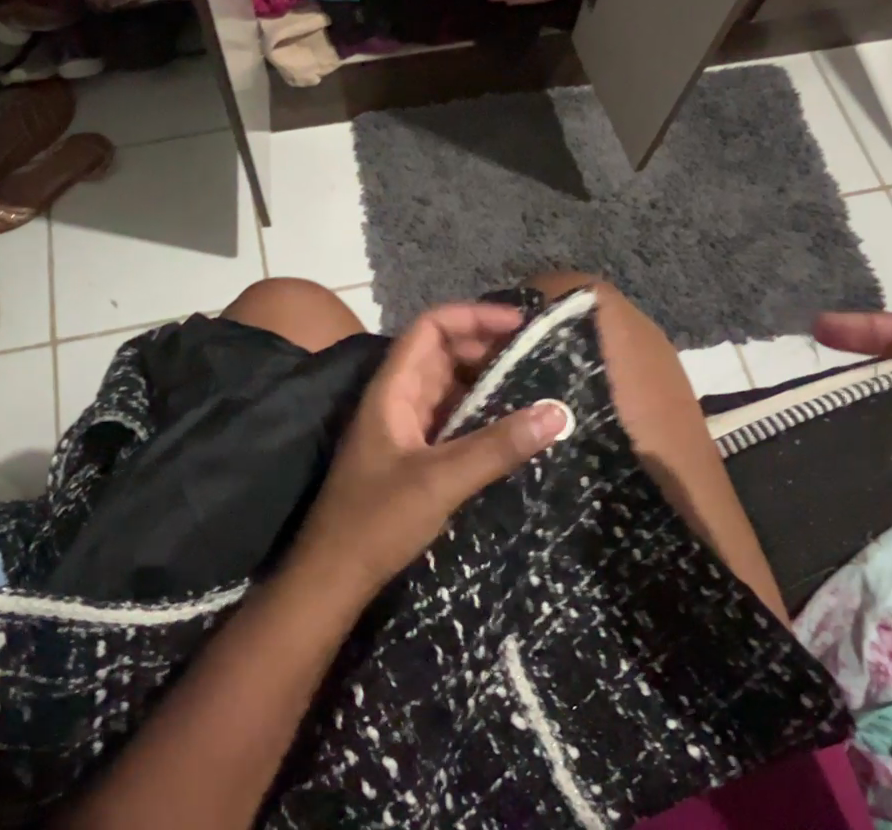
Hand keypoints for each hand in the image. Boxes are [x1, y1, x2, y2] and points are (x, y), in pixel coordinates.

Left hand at [287, 303, 569, 596]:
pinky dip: (479, 413)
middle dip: (485, 345)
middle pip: (440, 352)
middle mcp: (396, 401)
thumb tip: (558, 412)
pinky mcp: (412, 457)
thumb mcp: (440, 481)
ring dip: (484, 379)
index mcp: (391, 391)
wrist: (333, 575)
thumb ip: (496, 447)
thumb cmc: (376, 521)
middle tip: (535, 355)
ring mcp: (403, 429)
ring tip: (534, 383)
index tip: (519, 325)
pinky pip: (450, 419)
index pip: (429, 329)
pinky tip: (510, 425)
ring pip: (447, 387)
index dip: (471, 316)